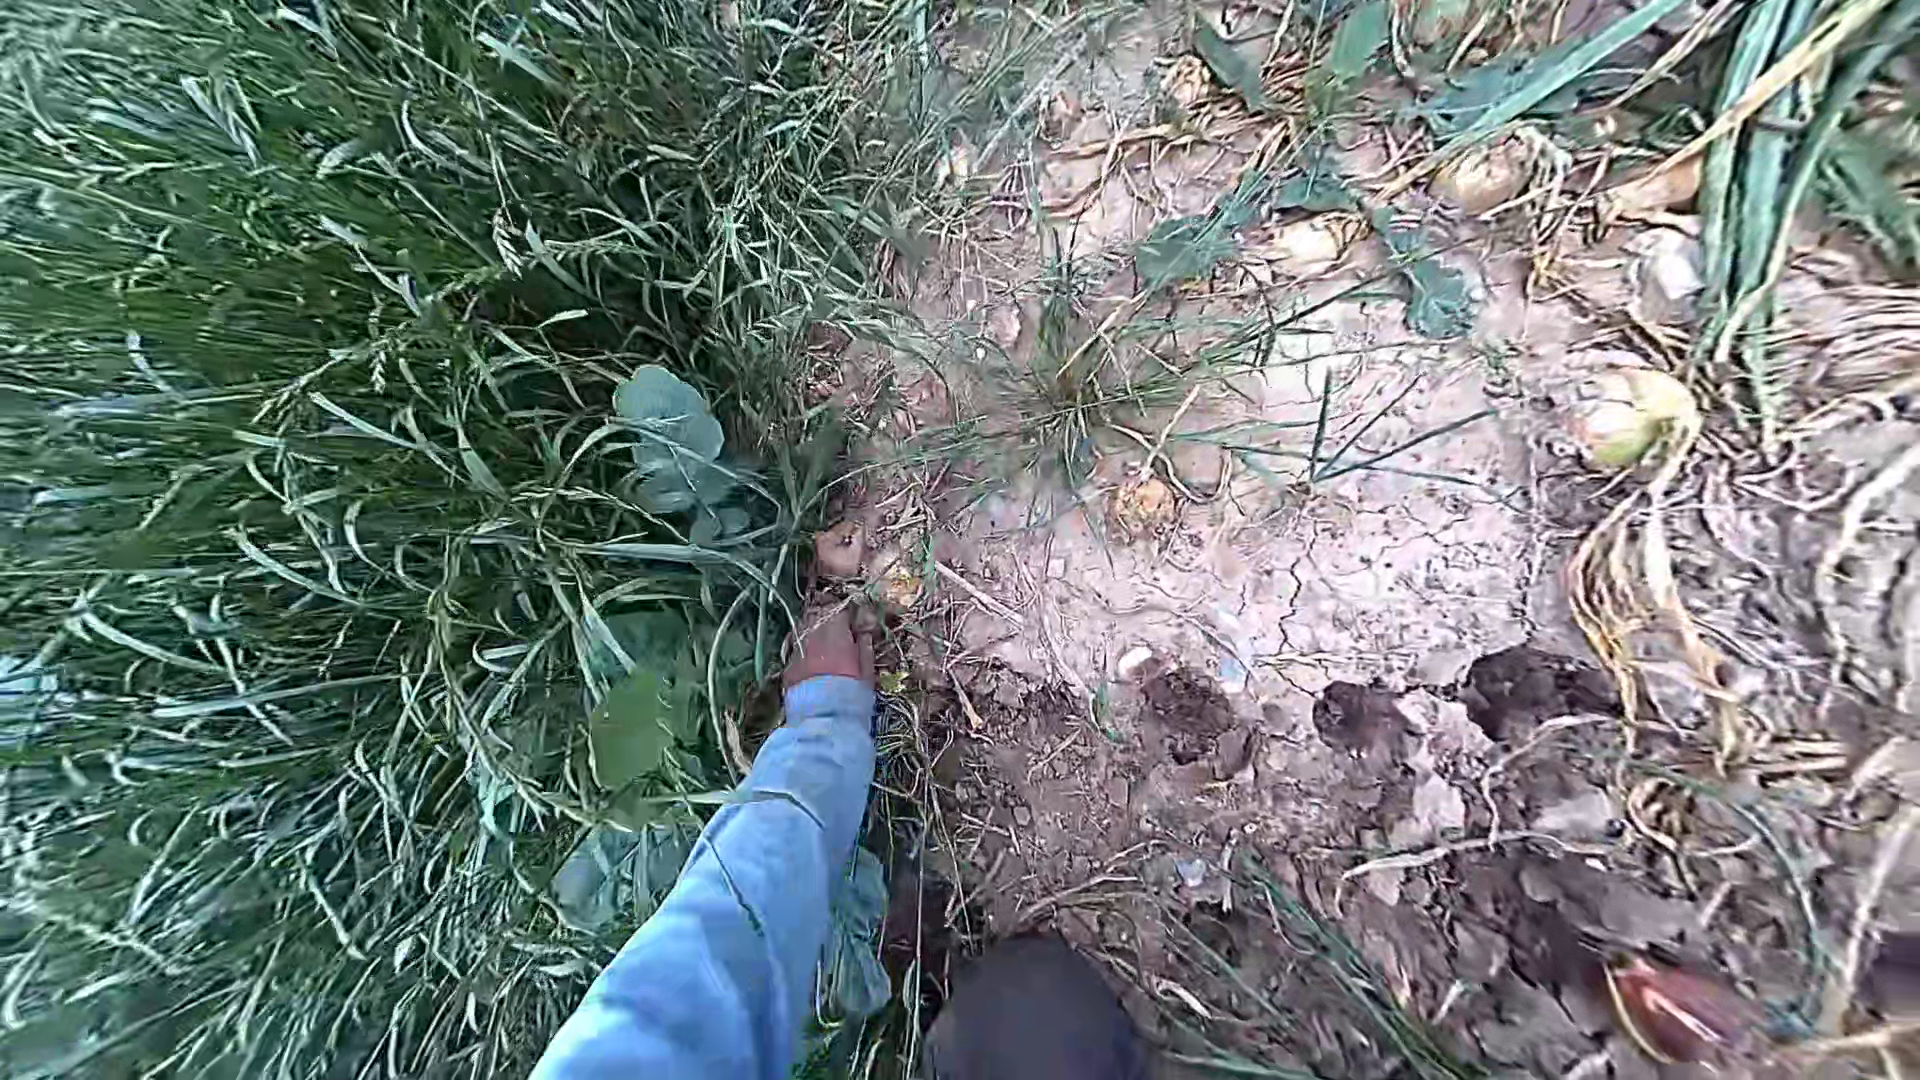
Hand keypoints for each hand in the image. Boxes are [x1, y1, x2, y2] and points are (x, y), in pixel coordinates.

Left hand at [782, 524, 874, 688]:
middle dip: (827, 615)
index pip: (839, 608)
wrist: (823, 720)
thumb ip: (865, 646)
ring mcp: (797, 650)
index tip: (853, 617)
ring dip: (814, 629)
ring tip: (826, 638)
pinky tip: (814, 657)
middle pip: (817, 613)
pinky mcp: (787, 667)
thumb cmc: (852, 695)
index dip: (846, 611)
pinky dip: (805, 647)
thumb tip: (864, 631)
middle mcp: (812, 636)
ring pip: (804, 628)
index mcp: (835, 632)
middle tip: (838, 624)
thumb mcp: (867, 669)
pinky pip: (797, 647)